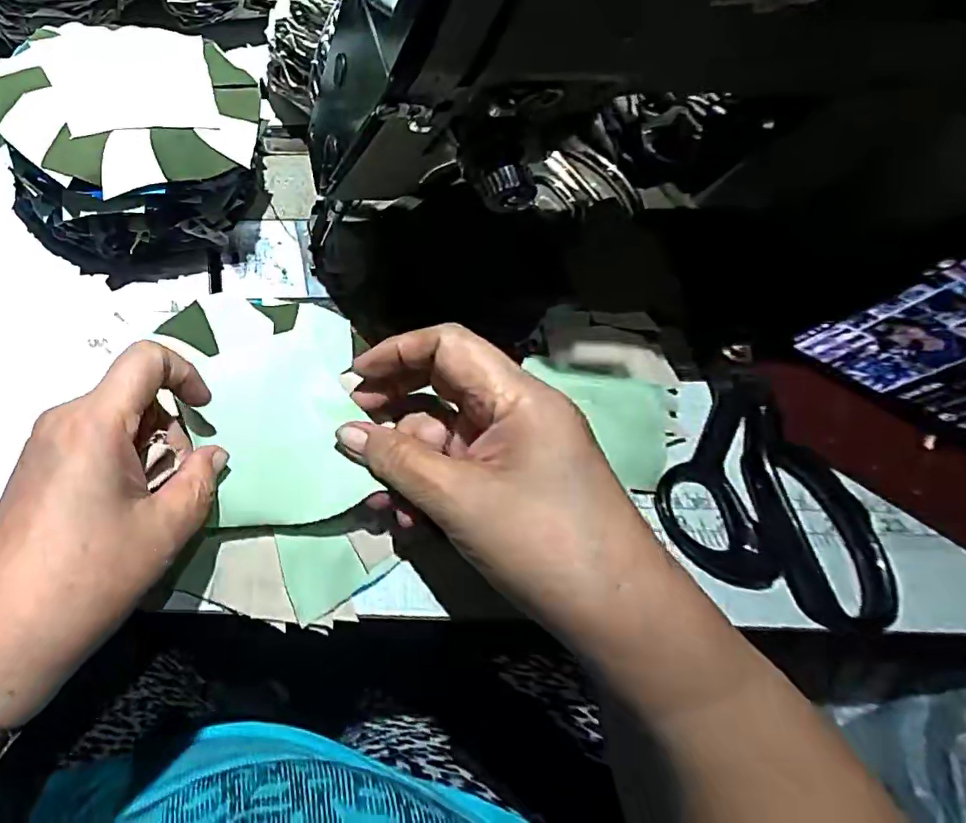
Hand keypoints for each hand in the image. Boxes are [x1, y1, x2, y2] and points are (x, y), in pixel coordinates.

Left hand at [0, 342, 226, 728]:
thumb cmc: (86, 578)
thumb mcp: (161, 532)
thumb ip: (198, 482)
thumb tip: (212, 454)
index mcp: (94, 421)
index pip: (146, 358)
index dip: (185, 372)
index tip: (203, 413)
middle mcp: (64, 418)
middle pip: (132, 395)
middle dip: (167, 431)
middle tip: (171, 490)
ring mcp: (44, 442)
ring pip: (114, 421)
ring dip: (144, 452)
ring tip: (143, 512)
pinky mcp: (34, 467)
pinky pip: (90, 442)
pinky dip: (118, 463)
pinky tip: (116, 516)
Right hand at [336, 325, 680, 653]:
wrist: (620, 620)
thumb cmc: (543, 543)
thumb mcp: (459, 499)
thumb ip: (398, 460)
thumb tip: (346, 432)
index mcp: (515, 396)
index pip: (448, 345)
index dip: (395, 352)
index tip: (354, 379)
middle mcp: (513, 413)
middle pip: (440, 387)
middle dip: (392, 409)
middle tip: (352, 429)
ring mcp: (511, 451)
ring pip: (441, 436)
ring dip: (405, 463)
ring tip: (381, 503)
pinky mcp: (508, 485)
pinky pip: (454, 470)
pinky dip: (426, 489)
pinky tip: (409, 523)